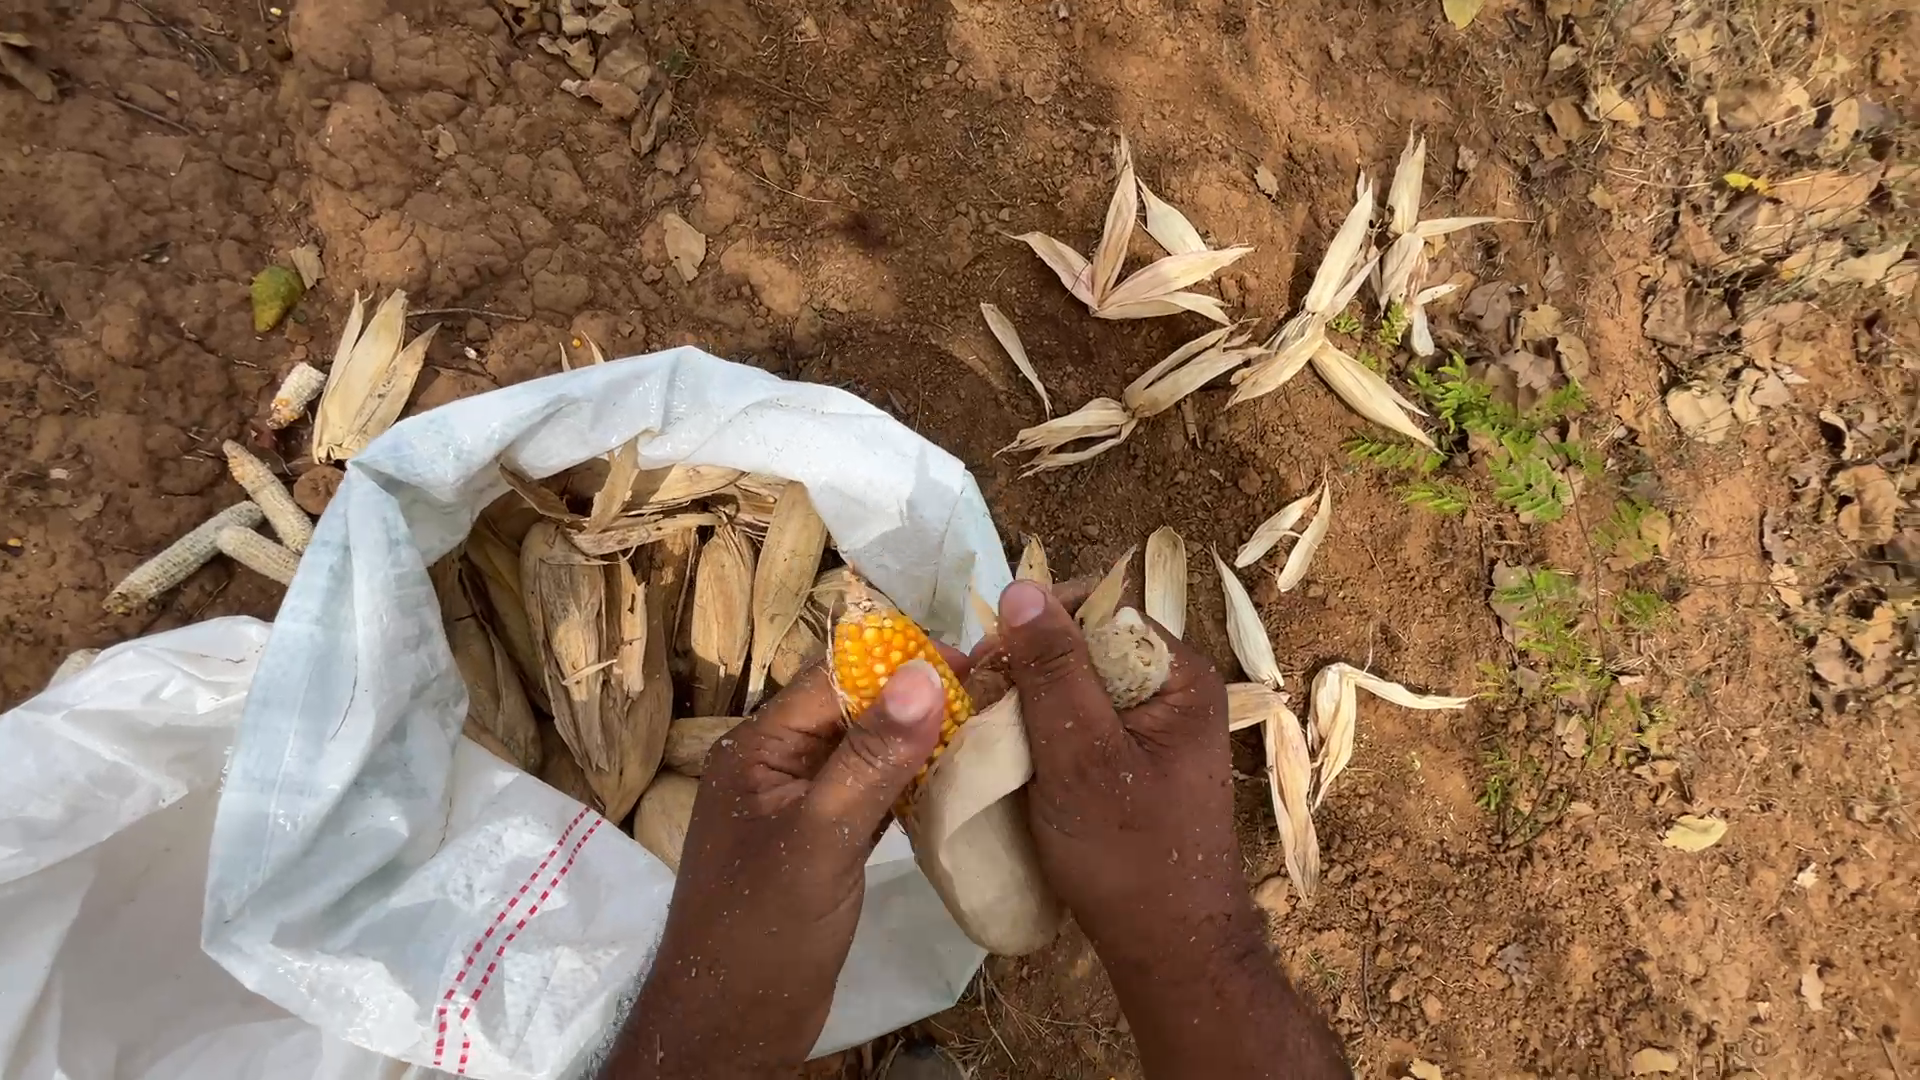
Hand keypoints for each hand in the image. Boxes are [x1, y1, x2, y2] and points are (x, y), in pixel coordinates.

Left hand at [609, 659, 953, 1078]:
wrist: (733, 1032)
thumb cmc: (765, 929)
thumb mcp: (821, 836)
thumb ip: (871, 756)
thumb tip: (924, 675)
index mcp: (758, 747)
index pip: (832, 681)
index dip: (895, 665)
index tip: (962, 658)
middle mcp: (777, 764)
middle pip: (851, 711)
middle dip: (911, 699)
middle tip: (980, 689)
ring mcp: (801, 802)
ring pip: (864, 751)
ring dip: (914, 739)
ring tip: (976, 723)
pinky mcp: (824, 837)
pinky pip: (870, 790)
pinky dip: (907, 780)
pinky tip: (950, 776)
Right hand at [995, 580, 1348, 1078]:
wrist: (1169, 951)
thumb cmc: (1128, 853)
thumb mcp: (1081, 754)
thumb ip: (1053, 669)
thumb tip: (1022, 586)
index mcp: (1179, 675)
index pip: (1104, 609)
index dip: (1043, 622)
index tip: (994, 656)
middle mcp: (1172, 690)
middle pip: (1089, 643)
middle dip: (1030, 662)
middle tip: (983, 695)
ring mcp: (1154, 725)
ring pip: (1080, 681)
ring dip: (1031, 695)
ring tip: (990, 725)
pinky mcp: (1134, 755)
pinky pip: (1082, 717)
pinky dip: (1044, 725)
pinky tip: (1014, 749)